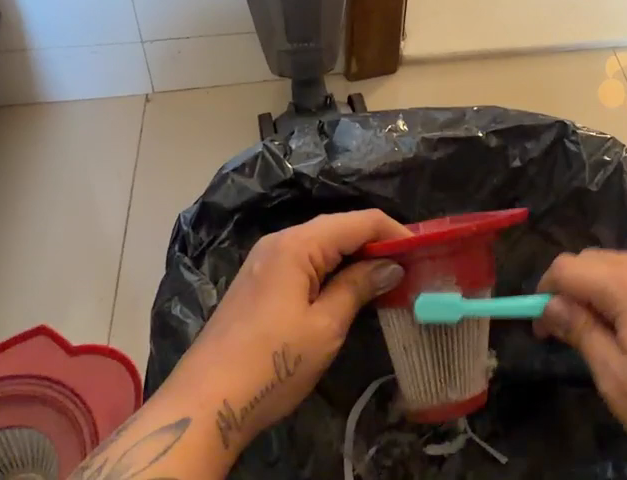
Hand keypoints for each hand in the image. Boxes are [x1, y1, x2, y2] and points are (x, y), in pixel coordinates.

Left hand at [165, 210, 409, 455]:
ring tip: (388, 278)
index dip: (395, 231)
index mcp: (297, 244)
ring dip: (355, 257)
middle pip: (340, 228)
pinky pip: (305, 262)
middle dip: (377, 243)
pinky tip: (350, 289)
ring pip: (322, 245)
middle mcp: (280, 242)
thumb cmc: (271, 364)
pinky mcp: (259, 283)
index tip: (424, 252)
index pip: (359, 221)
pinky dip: (332, 269)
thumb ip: (359, 287)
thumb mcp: (325, 326)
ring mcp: (265, 262)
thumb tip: (391, 265)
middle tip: (411, 266)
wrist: (203, 406)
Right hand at [535, 247, 626, 478]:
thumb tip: (550, 304)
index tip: (540, 327)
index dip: (546, 292)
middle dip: (573, 287)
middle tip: (566, 331)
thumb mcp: (614, 378)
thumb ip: (580, 330)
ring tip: (605, 325)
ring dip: (606, 282)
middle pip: (597, 259)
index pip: (569, 268)